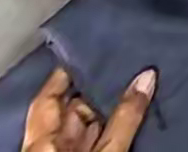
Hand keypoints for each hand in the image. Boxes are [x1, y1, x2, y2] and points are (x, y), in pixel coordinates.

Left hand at [22, 67, 152, 151]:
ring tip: (142, 78)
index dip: (64, 74)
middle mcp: (45, 149)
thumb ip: (125, 117)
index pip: (47, 100)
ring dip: (110, 105)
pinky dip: (114, 123)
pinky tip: (137, 109)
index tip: (88, 47)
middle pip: (70, 110)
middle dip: (99, 86)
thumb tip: (147, 74)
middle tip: (131, 59)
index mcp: (40, 145)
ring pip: (85, 125)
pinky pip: (96, 139)